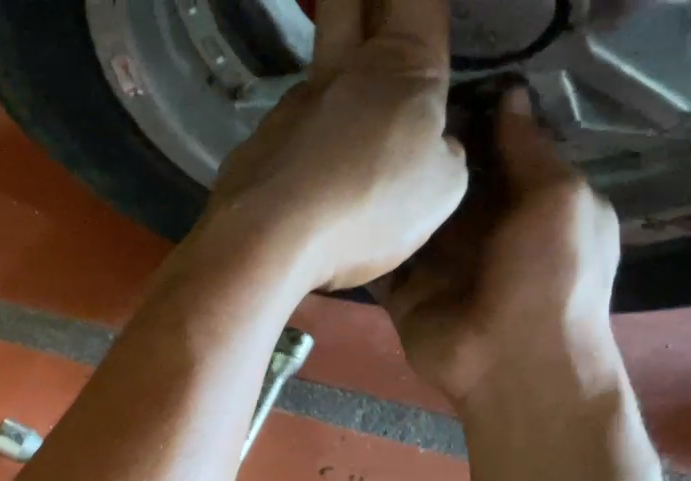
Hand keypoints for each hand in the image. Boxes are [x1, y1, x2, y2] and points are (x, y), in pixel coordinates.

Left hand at [202, 0, 467, 291]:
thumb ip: (442, 156)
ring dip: (326, 96)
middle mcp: (336, 77)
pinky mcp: (249, 153)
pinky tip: (297, 193)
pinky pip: (281, 146)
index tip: (407, 1)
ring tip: (339, 139)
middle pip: (343, 12)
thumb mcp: (441, 189)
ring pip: (312, 87)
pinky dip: (294, 159)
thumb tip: (431, 148)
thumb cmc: (366, 210)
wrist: (260, 247)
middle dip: (352, 3)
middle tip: (356, 8)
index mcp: (400, 69)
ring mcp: (284, 114)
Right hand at [377, 89, 622, 407]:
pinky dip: (360, 242)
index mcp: (528, 202)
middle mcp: (480, 229)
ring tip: (350, 155)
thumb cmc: (550, 274)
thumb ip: (528, 150)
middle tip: (382, 120)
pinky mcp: (404, 294)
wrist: (512, 361)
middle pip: (445, 185)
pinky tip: (334, 211)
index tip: (433, 91)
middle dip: (421, 158)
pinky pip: (379, 263)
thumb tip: (506, 95)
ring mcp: (439, 264)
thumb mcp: (558, 198)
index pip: (495, 151)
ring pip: (408, 220)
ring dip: (386, 196)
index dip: (469, 122)